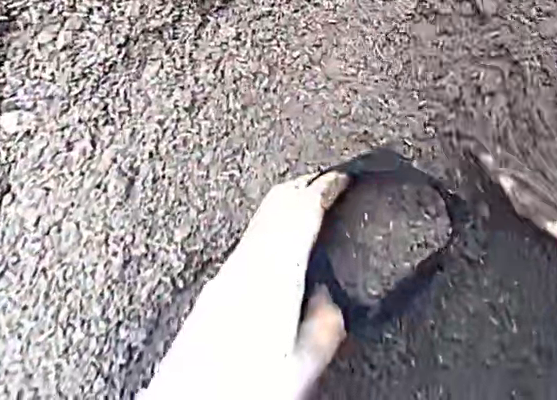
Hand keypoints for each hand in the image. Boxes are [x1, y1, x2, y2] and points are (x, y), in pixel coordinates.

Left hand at [140, 171, 349, 399]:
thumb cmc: (239, 389)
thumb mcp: (301, 365)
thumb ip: (324, 327)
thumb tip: (332, 305)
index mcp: (277, 268)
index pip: (306, 204)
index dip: (328, 184)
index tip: (343, 177)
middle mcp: (248, 259)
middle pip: (279, 199)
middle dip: (305, 183)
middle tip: (327, 180)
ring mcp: (226, 272)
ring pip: (262, 217)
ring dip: (287, 202)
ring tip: (305, 204)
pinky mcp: (212, 289)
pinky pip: (249, 238)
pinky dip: (270, 225)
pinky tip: (276, 246)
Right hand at [483, 97, 556, 283]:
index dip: (542, 127)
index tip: (524, 110)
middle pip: (540, 161)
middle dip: (521, 146)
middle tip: (501, 127)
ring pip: (530, 182)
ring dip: (512, 168)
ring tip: (492, 148)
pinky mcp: (556, 223)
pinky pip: (532, 208)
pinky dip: (517, 194)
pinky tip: (503, 177)